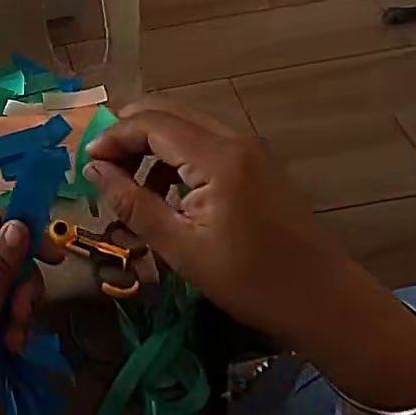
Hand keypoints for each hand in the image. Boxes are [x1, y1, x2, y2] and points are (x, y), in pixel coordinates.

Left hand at [0, 209, 42, 414]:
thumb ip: (0, 264)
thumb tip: (20, 222)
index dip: (28, 232)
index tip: (55, 260)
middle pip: (6, 255)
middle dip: (23, 284)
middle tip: (22, 315)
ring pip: (4, 286)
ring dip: (17, 312)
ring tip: (12, 343)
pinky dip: (6, 326)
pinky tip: (8, 350)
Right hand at [82, 95, 362, 354]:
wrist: (328, 305)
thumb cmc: (251, 281)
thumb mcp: (180, 247)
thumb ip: (131, 201)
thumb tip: (92, 169)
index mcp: (216, 156)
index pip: (148, 123)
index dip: (112, 137)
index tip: (87, 163)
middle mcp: (232, 137)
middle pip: (164, 109)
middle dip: (127, 131)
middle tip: (103, 165)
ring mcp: (247, 146)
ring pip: (182, 121)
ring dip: (149, 142)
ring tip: (127, 182)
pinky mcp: (254, 160)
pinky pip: (201, 138)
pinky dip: (173, 153)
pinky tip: (164, 191)